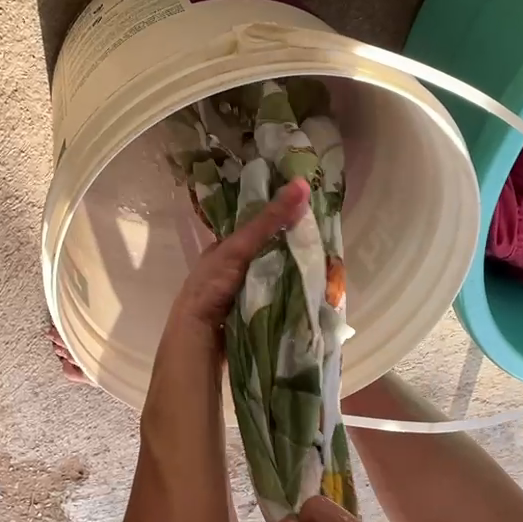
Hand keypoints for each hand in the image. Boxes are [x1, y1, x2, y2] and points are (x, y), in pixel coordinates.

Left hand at [163, 179, 309, 346]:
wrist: (198, 336)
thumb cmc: (212, 286)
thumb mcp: (240, 248)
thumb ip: (269, 221)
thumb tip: (302, 184)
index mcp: (224, 249)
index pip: (256, 228)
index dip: (280, 220)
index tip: (309, 214)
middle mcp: (231, 269)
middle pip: (268, 253)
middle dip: (291, 250)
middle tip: (323, 243)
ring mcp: (241, 293)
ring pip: (274, 276)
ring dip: (294, 274)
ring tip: (324, 266)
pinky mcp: (251, 314)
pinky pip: (276, 299)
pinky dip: (290, 295)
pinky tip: (310, 292)